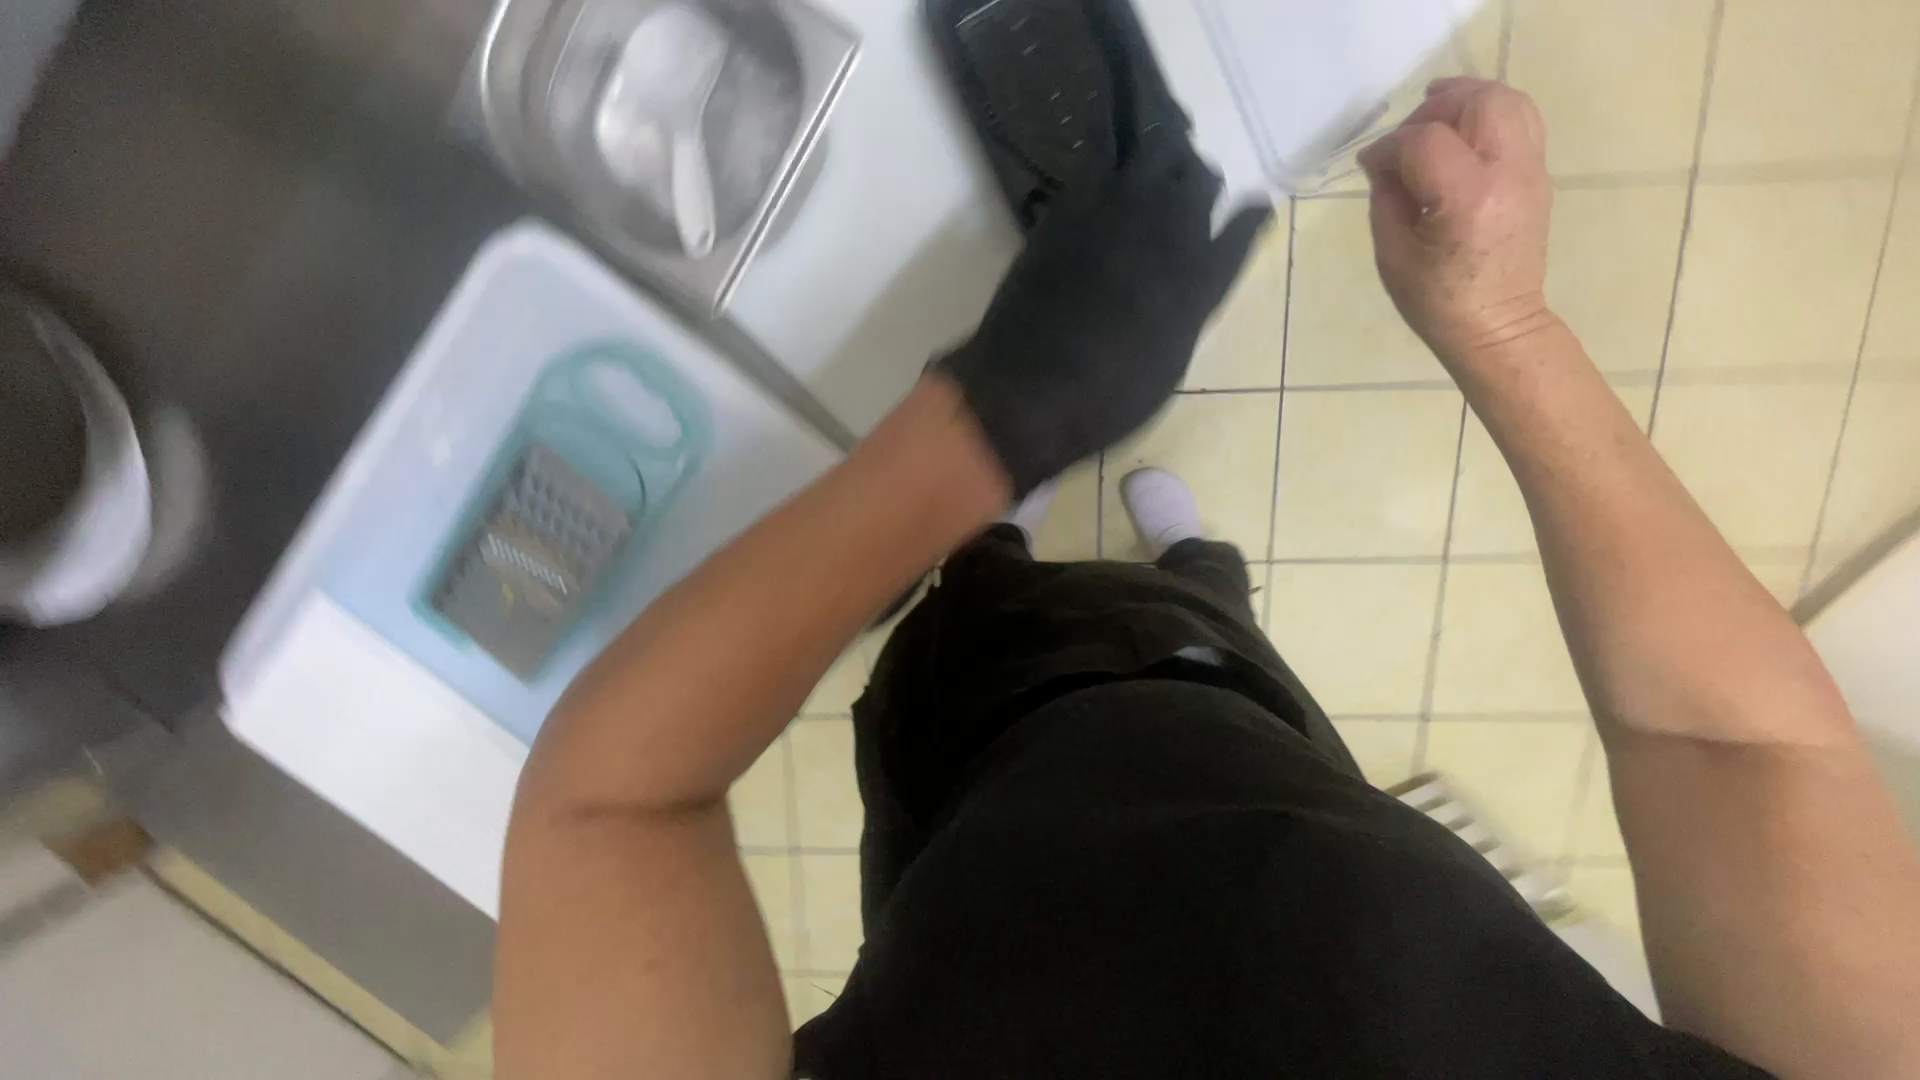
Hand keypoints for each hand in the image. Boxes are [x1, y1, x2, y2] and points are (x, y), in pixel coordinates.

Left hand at [938, 137, 1271, 497]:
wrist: (1032, 387)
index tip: (1249, 212)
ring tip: (1144, 176)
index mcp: (1203, 278)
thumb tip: (1188, 285)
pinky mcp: (1073, 202)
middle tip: (1178, 197)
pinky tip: (1103, 170)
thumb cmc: (1105, 398)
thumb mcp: (1167, 363)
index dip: (1248, 217)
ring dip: (1158, 159)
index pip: (1246, 223)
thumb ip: (1186, 310)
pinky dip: (1109, 154)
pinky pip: (1101, 153)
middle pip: (1199, 176)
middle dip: (1193, 183)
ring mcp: (1121, 208)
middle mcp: (1172, 230)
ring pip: (1158, 149)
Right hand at [1358, 78, 1557, 366]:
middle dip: (1436, 107)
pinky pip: (1520, 121)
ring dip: (1467, 100)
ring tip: (1435, 116)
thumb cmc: (1434, 300)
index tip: (1370, 163)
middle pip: (1480, 102)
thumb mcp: (1393, 253)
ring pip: (1509, 101)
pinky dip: (1488, 115)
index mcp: (1466, 199)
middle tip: (1407, 132)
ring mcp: (1531, 170)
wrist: (1495, 324)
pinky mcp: (1538, 174)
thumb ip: (1387, 197)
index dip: (1391, 144)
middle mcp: (1508, 173)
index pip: (1425, 141)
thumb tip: (1382, 161)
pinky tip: (1461, 132)